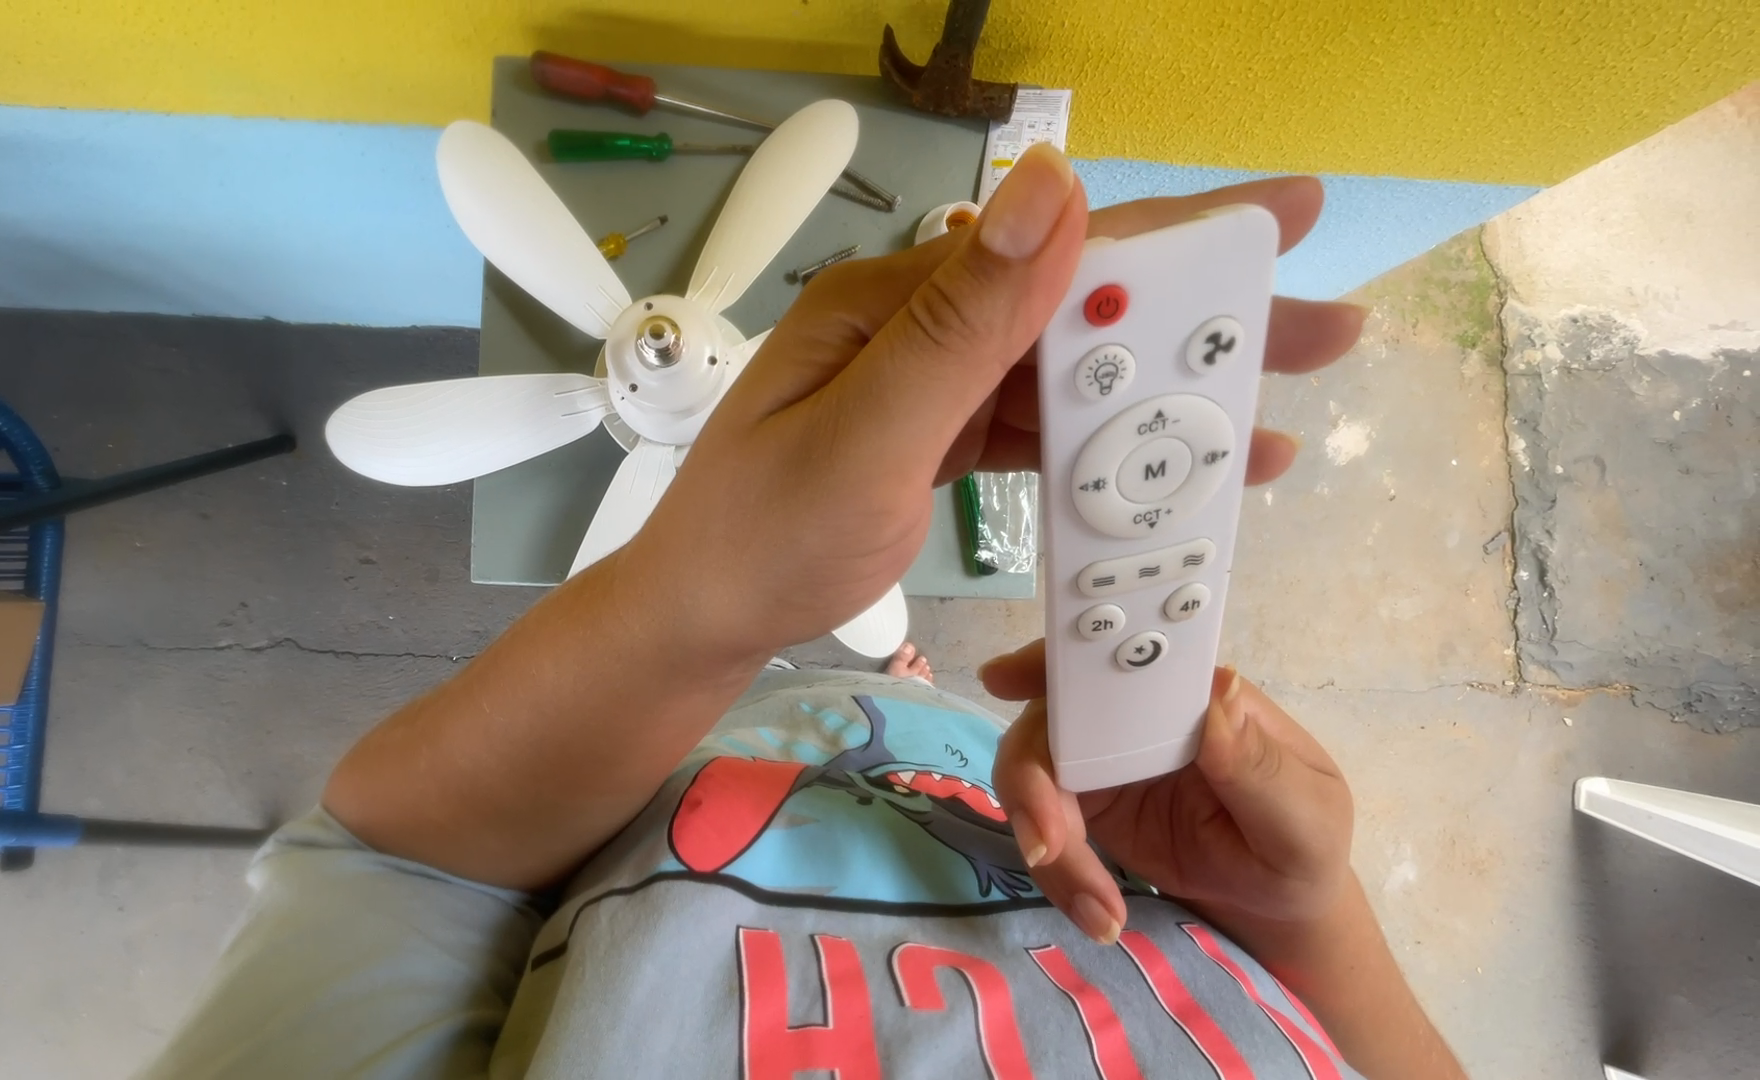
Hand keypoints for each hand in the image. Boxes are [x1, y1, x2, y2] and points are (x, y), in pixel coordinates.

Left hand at [627, 144, 1364, 658]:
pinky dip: (1087, 446)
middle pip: (1068, 312)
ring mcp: (919, 388)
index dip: (1172, 238)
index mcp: (889, 305)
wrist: (709, 614)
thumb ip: (958, 325)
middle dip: (1191, 326)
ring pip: (1054, 375)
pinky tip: (1143, 464)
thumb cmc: (766, 539)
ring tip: (1251, 421)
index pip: (1049, 251)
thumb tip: (1049, 187)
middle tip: (1311, 330)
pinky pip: (1021, 429)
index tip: (1283, 220)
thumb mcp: (864, 437)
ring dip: (1149, 397)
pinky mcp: (925, 440)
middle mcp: (909, 331)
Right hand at [984, 646, 1353, 942]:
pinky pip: (1039, 819)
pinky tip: (1095, 911)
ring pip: (1030, 770)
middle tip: (1046, 844)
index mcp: (1182, 692)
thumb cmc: (1297, 843)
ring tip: (1092, 904)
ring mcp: (1095, 755)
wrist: (1267, 903)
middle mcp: (1126, 713)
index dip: (1050, 656)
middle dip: (1032, 777)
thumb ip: (1261, 763)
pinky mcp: (1078, 800)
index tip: (1001, 679)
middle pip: (1048, 716)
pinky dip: (1056, 868)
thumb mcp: (1307, 812)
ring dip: (1042, 833)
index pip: (1109, 653)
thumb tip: (1218, 694)